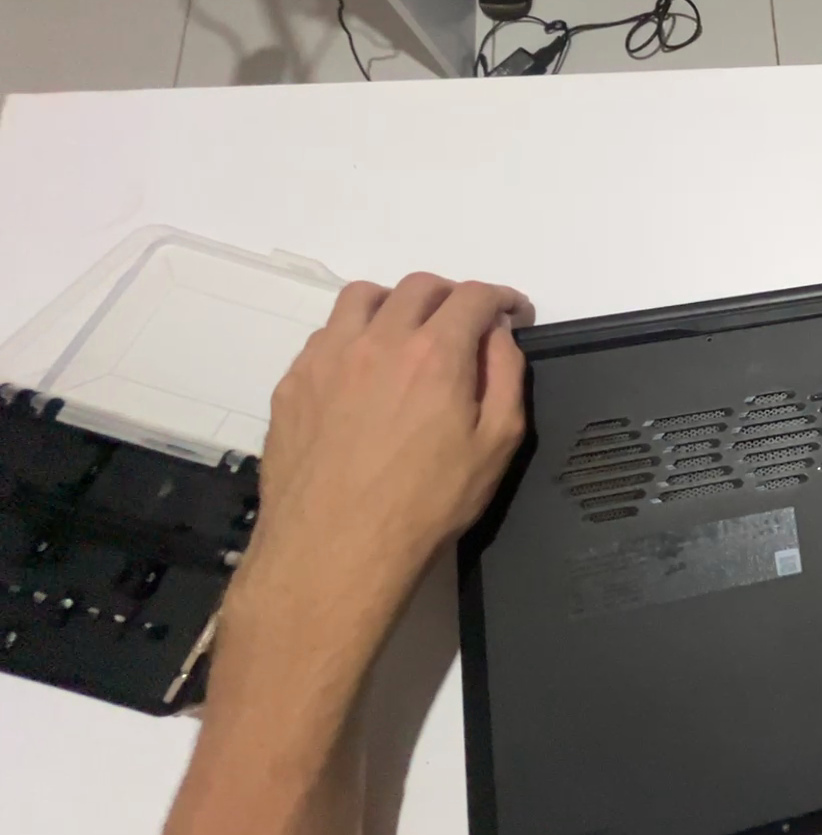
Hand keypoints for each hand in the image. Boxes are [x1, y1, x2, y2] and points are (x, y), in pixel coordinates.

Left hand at [232, 274, 533, 613]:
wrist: (338, 548)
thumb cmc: (432, 498)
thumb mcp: (500, 440)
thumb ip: (507, 374)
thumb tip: (499, 334)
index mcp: (437, 353)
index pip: (475, 296)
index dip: (503, 298)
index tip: (515, 314)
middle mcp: (379, 341)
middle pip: (420, 286)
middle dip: (456, 296)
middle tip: (471, 326)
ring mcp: (327, 359)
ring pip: (364, 297)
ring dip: (400, 304)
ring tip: (414, 336)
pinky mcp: (293, 383)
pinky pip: (328, 334)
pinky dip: (359, 334)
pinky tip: (371, 372)